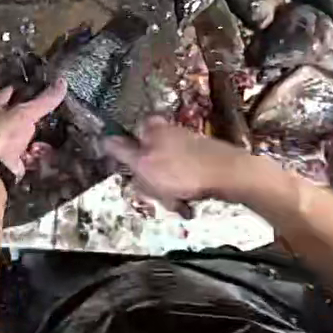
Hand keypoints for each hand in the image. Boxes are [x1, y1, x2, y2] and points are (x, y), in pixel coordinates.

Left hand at [0, 79, 66, 176]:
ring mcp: (5, 142)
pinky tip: (38, 152)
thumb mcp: (26, 113)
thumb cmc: (4, 133)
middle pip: (21, 115)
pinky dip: (36, 153)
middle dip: (37, 116)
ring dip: (38, 138)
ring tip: (45, 138)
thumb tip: (63, 80)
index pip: (9, 92)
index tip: (41, 86)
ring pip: (28, 135)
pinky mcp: (13, 159)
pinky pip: (30, 152)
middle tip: (53, 112)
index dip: (23, 88)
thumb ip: (45, 100)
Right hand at [103, 118, 255, 211]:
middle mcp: (167, 132)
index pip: (127, 144)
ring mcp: (186, 145)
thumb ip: (123, 152)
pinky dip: (185, 192)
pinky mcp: (201, 158)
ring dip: (169, 192)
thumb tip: (104, 139)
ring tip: (178, 203)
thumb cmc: (181, 171)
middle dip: (152, 183)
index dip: (130, 165)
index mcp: (151, 128)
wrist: (228, 175)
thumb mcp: (144, 164)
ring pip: (166, 174)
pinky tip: (189, 203)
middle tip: (158, 194)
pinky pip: (184, 179)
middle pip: (147, 161)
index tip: (136, 179)